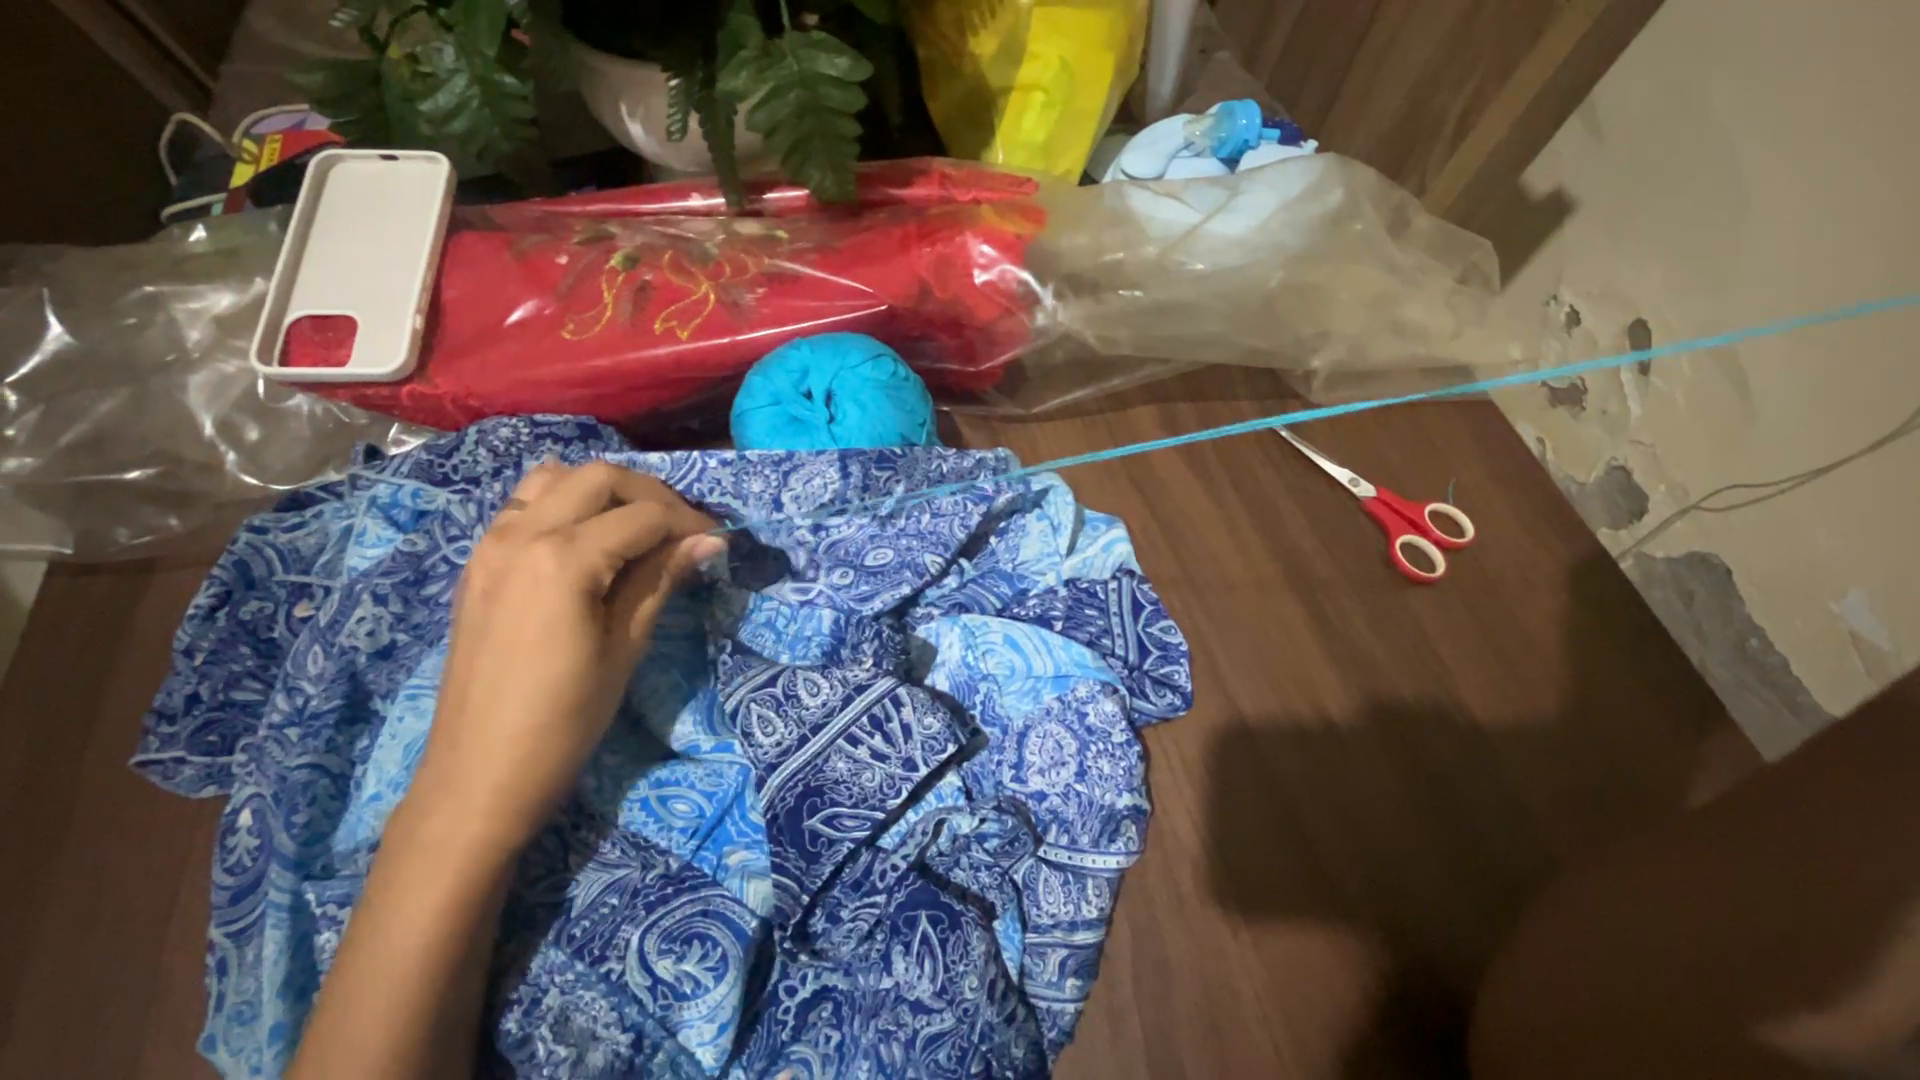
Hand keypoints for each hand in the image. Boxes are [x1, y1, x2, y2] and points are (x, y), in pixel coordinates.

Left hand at [406, 461, 724, 855]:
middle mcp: (523, 533)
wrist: (482, 770)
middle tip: (682, 530)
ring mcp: (492, 543)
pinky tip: (588, 541)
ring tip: (635, 528)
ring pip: (555, 479)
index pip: (643, 515)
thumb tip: (708, 541)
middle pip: (599, 478)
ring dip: (602, 492)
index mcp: (564, 558)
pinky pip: (524, 505)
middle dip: (650, 494)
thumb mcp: (625, 646)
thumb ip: (660, 579)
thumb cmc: (567, 717)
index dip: (688, 522)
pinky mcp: (479, 561)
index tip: (716, 542)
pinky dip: (563, 504)